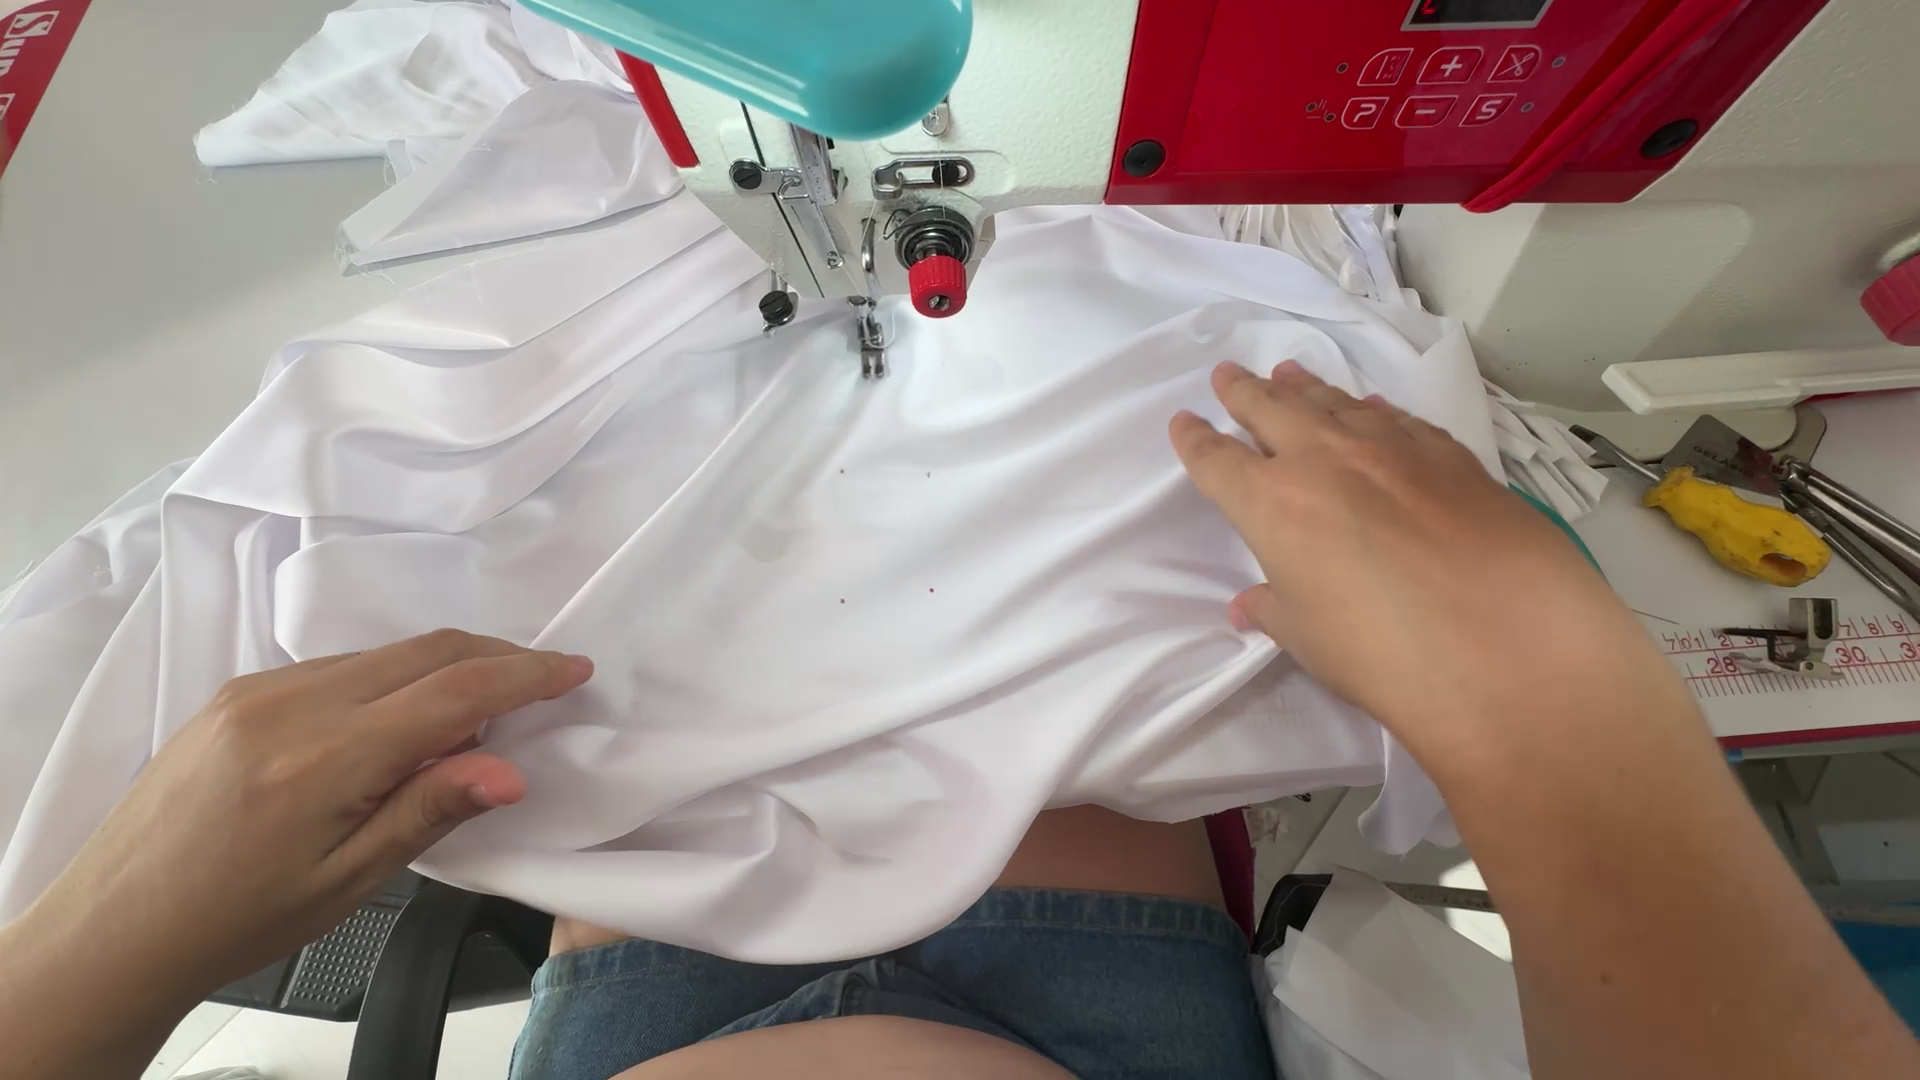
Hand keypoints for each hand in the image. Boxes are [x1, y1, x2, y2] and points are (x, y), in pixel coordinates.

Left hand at [0, 631, 590, 1077]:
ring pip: (392, 652)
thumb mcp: (348, 881)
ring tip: (477, 716)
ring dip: (454, 666)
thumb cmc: (236, 920)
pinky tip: (405, 718)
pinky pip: (350, 663)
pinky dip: (403, 676)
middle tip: (544, 681)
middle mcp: (290, 705)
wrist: (101, 938)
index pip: (455, 691)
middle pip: (430, 651)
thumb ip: (432, 810)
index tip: (575, 669)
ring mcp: (259, 690)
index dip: (527, 674)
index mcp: (322, 759)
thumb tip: (513, 773)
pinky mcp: (240, 691)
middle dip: (501, 656)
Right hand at [1170, 361, 1662, 763]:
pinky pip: (1396, 420)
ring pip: (1334, 403)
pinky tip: (1368, 407)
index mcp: (1271, 504)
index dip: (1194, 440)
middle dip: (1241, 391)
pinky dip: (1371, 410)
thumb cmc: (1382, 655)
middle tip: (1226, 375)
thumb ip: (1270, 608)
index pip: (1216, 461)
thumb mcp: (1305, 638)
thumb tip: (1249, 605)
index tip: (1183, 422)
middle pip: (1270, 410)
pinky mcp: (1450, 458)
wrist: (1511, 654)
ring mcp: (1391, 451)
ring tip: (1286, 372)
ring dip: (1302, 386)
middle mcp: (1323, 460)